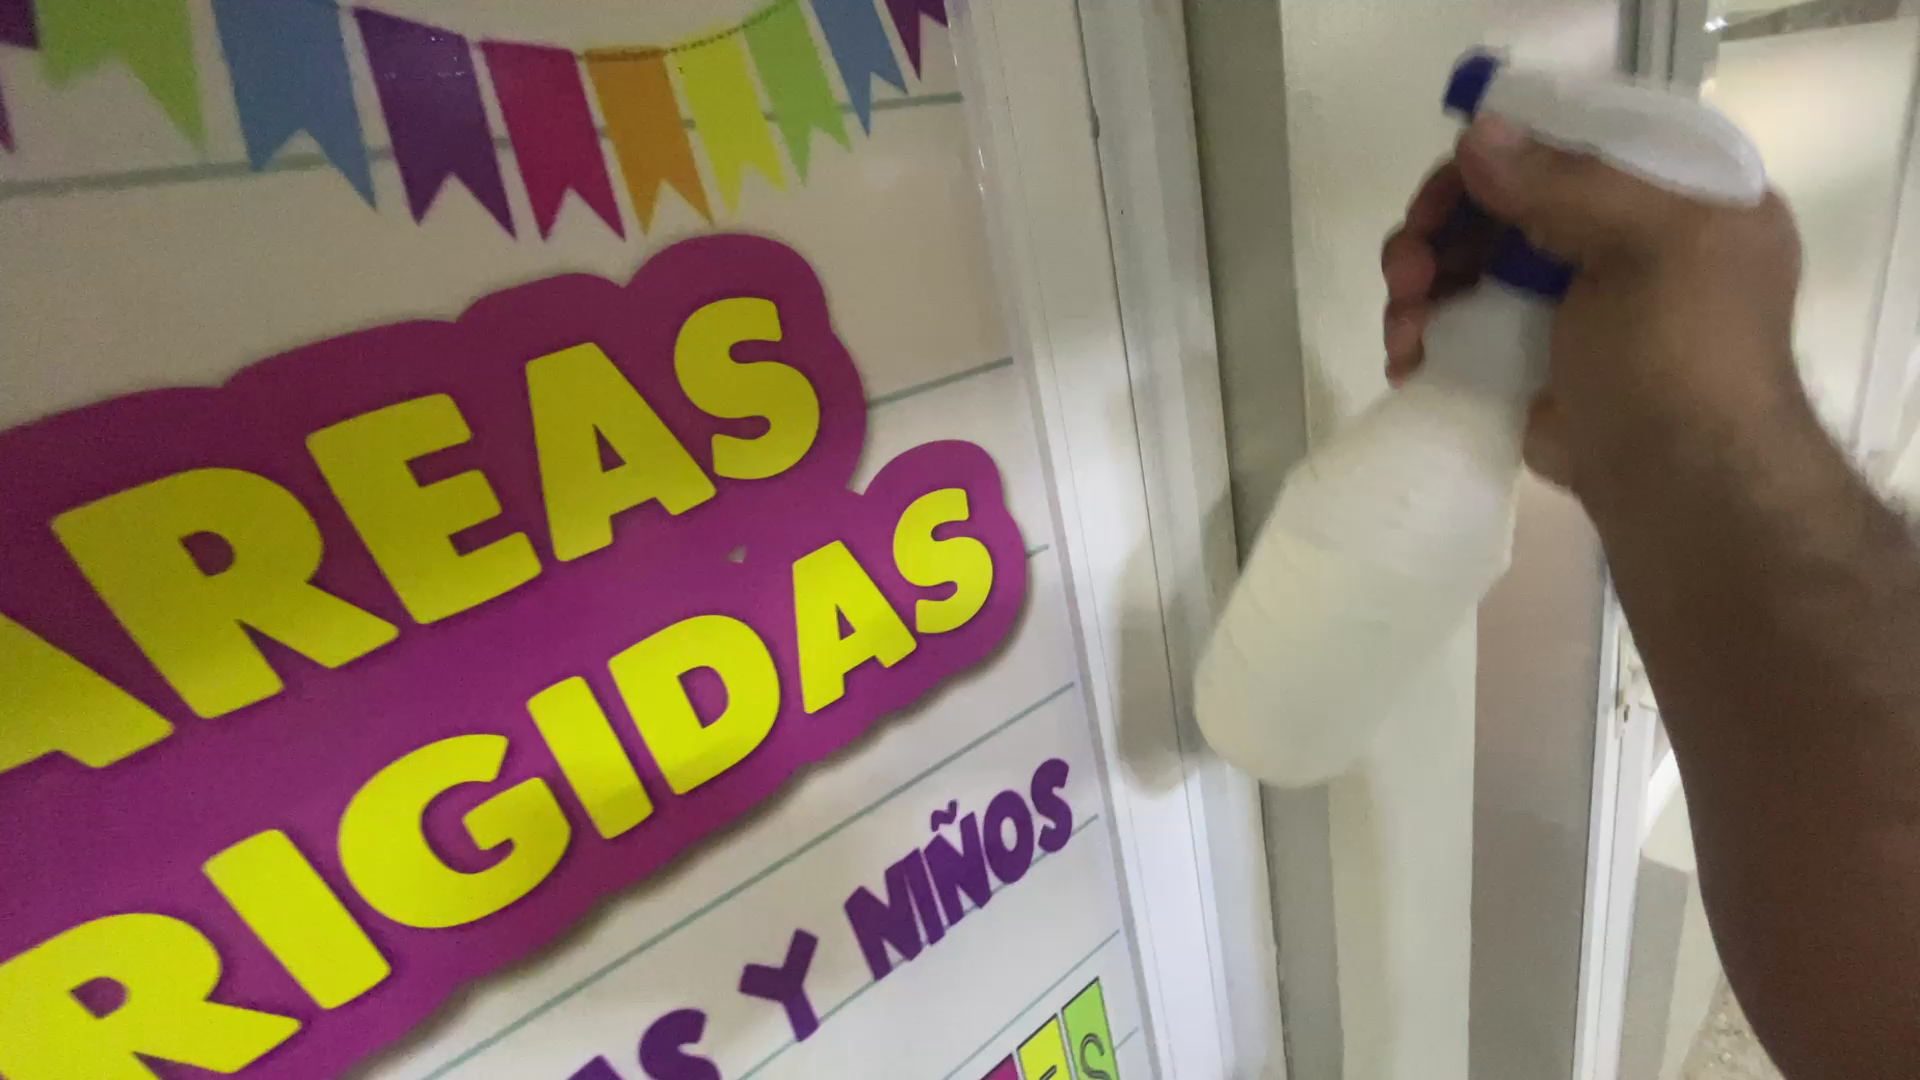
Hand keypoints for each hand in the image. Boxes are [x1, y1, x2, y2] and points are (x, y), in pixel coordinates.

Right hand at [1382, 116, 1804, 498]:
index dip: (1484, 167)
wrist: (1665, 472)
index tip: (1436, 205)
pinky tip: (1406, 362)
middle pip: (1484, 211)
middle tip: (1404, 279)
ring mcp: (1546, 299)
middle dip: (1429, 242)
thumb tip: (1475, 134)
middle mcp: (1597, 238)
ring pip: (1453, 268)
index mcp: (1654, 194)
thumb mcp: (1647, 247)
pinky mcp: (1509, 350)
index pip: (1553, 149)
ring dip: (1412, 295)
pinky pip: (1446, 323)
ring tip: (1403, 337)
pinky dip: (1416, 336)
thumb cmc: (1674, 353)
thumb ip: (1565, 185)